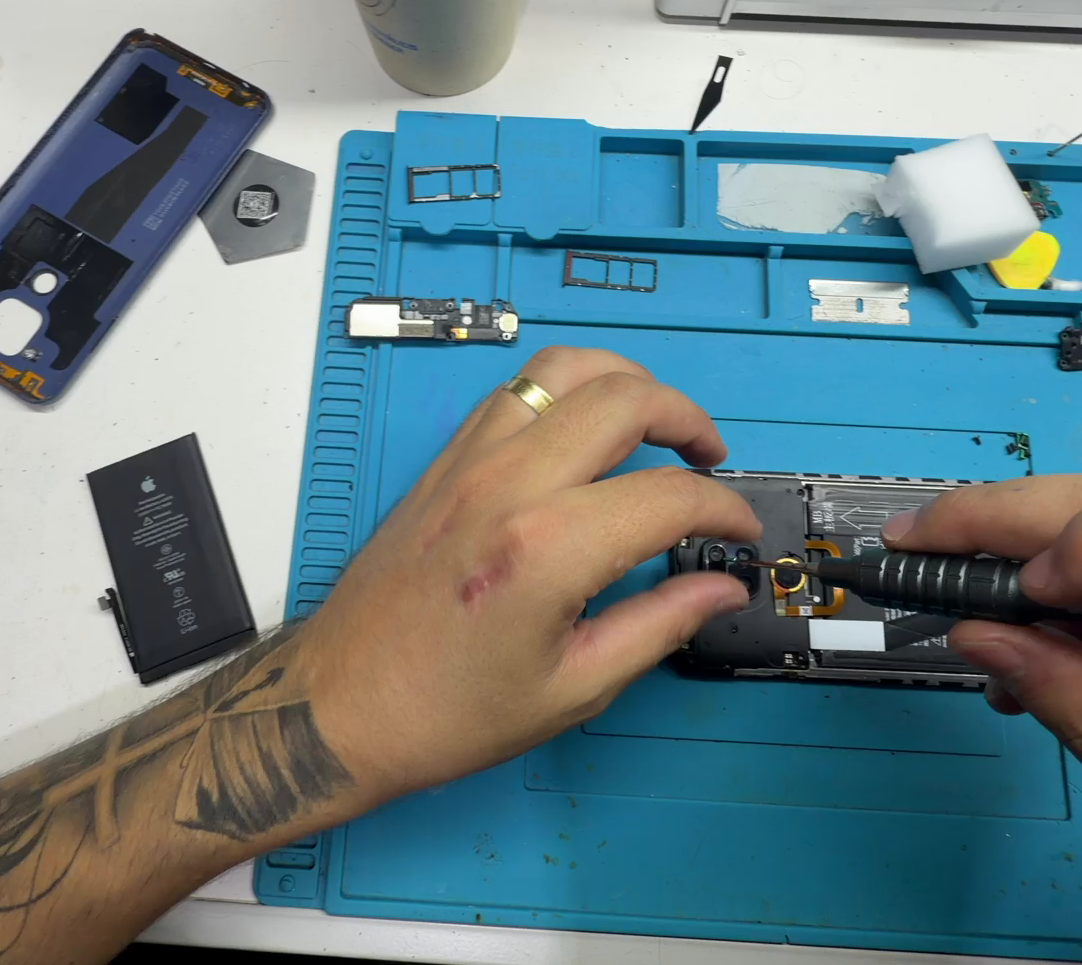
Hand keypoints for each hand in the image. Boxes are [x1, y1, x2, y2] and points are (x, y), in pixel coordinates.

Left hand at [298, 347, 760, 799]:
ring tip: (653, 424)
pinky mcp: (446, 458)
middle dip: (688, 419)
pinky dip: (565, 389)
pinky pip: (516, 389)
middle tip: (709, 459)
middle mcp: (509, 482)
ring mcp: (470, 459)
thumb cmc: (447, 711)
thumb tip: (722, 587)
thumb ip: (661, 625)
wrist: (342, 701)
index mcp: (548, 546)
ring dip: (626, 383)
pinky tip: (581, 428)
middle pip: (625, 399)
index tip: (739, 531)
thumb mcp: (573, 688)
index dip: (724, 509)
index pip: (669, 496)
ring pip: (564, 369)